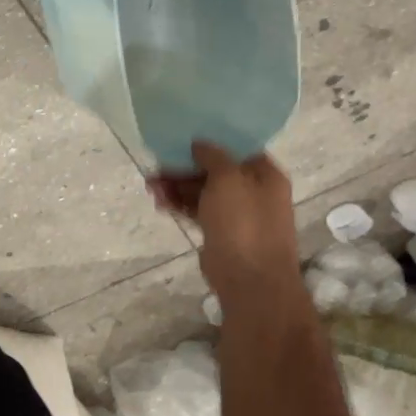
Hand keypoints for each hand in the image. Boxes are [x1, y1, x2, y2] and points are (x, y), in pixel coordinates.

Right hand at [151, 142, 302, 306]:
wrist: (250, 280)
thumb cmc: (243, 223)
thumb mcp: (227, 179)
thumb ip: (212, 155)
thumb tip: (199, 144)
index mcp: (265, 175)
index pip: (236, 147)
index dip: (209, 140)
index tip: (182, 134)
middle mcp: (254, 191)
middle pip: (213, 169)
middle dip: (184, 166)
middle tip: (157, 165)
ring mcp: (237, 213)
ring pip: (201, 189)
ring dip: (176, 185)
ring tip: (151, 186)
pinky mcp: (220, 231)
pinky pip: (196, 209)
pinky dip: (179, 203)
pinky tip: (159, 202)